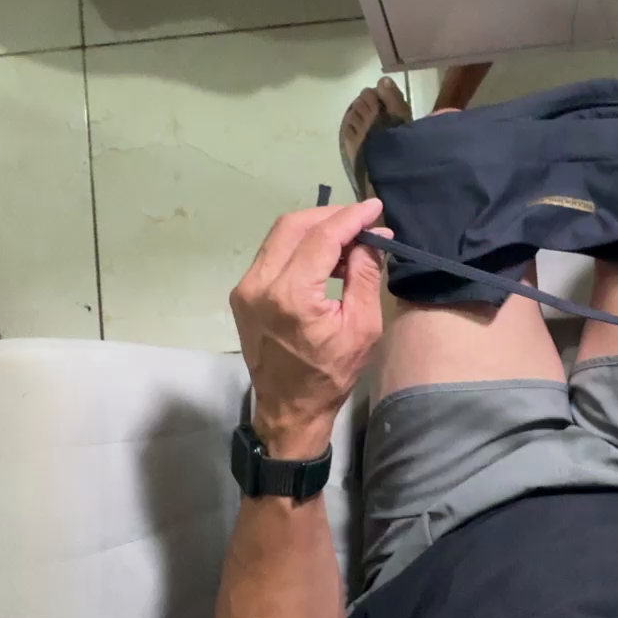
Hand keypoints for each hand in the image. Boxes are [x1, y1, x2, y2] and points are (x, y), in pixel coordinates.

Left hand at [229, 200, 387, 458]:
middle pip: (294, 225)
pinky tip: (324, 259)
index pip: (322, 237)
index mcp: (292, 296)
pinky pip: (272, 255)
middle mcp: (260, 284)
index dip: (351, 217)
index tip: (375, 207)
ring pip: (279, 236)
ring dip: (314, 229)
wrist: (290, 409)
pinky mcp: (242, 294)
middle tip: (362, 221)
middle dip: (330, 216)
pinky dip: (300, 247)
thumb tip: (371, 239)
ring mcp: (245, 288)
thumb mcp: (362, 328)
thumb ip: (365, 277)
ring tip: (348, 240)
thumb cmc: (331, 374)